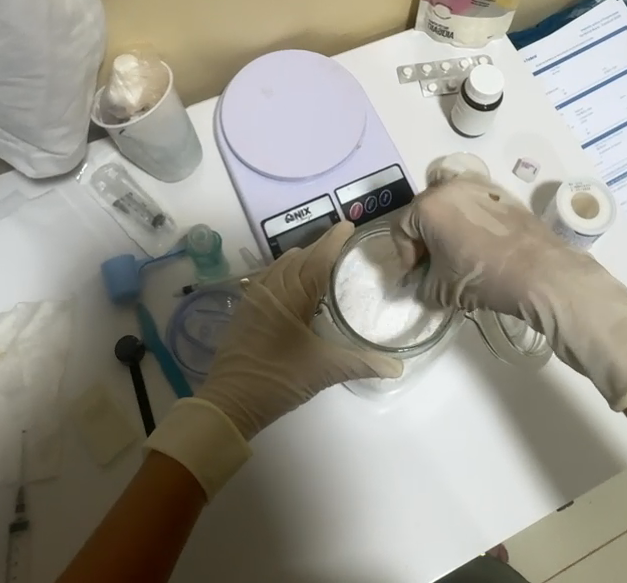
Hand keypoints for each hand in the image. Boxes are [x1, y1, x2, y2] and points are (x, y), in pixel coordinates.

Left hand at [146, 221, 399, 494]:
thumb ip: (361, 364)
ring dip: (301, 258)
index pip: (317, 258)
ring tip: (319, 257)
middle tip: (341, 243)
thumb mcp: (324, 370)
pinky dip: (283, 271)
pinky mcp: (245, 310)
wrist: (229, 401)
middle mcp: (272, 288)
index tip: (348, 225)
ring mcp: (255, 298)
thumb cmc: (279, 378)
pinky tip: (290, 280)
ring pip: (280, 266)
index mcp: (291, 295)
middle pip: (299, 258)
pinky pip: (267, 278)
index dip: (333, 240)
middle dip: (320, 247)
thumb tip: (397, 368)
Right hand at [395, 175, 626, 408]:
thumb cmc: (483, 276)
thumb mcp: (442, 290)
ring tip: (459, 255)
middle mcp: (450, 187)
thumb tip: (424, 285)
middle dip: (426, 238)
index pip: (402, 229)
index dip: (405, 256)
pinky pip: (476, 205)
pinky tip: (483, 247)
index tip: (417, 276)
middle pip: (426, 211)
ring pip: (452, 204)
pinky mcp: (503, 194)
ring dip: (449, 226)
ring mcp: (480, 186)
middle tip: (434, 265)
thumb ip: (423, 286)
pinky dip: (472, 221)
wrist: (541, 272)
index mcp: (428, 205)